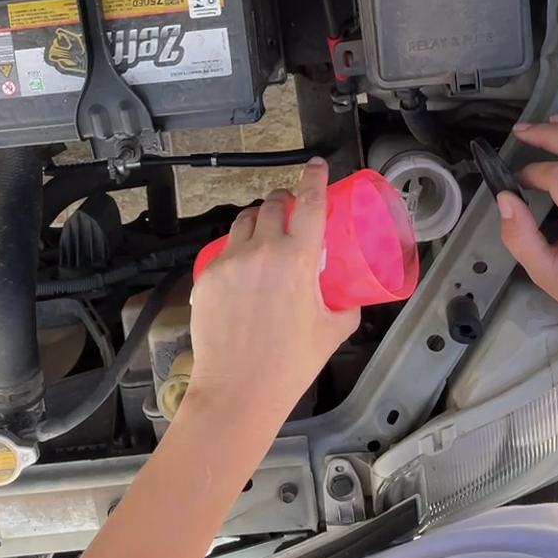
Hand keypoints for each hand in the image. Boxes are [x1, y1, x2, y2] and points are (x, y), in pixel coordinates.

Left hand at [187, 159, 360, 424]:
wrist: (239, 391)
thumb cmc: (289, 365)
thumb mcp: (333, 330)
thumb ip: (345, 303)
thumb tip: (349, 292)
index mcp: (297, 259)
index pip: (309, 201)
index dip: (314, 177)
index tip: (315, 166)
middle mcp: (262, 250)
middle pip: (272, 203)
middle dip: (284, 199)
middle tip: (290, 209)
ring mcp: (231, 261)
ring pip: (244, 220)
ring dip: (258, 219)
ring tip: (265, 234)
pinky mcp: (207, 276)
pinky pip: (224, 250)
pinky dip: (237, 250)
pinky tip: (243, 270)